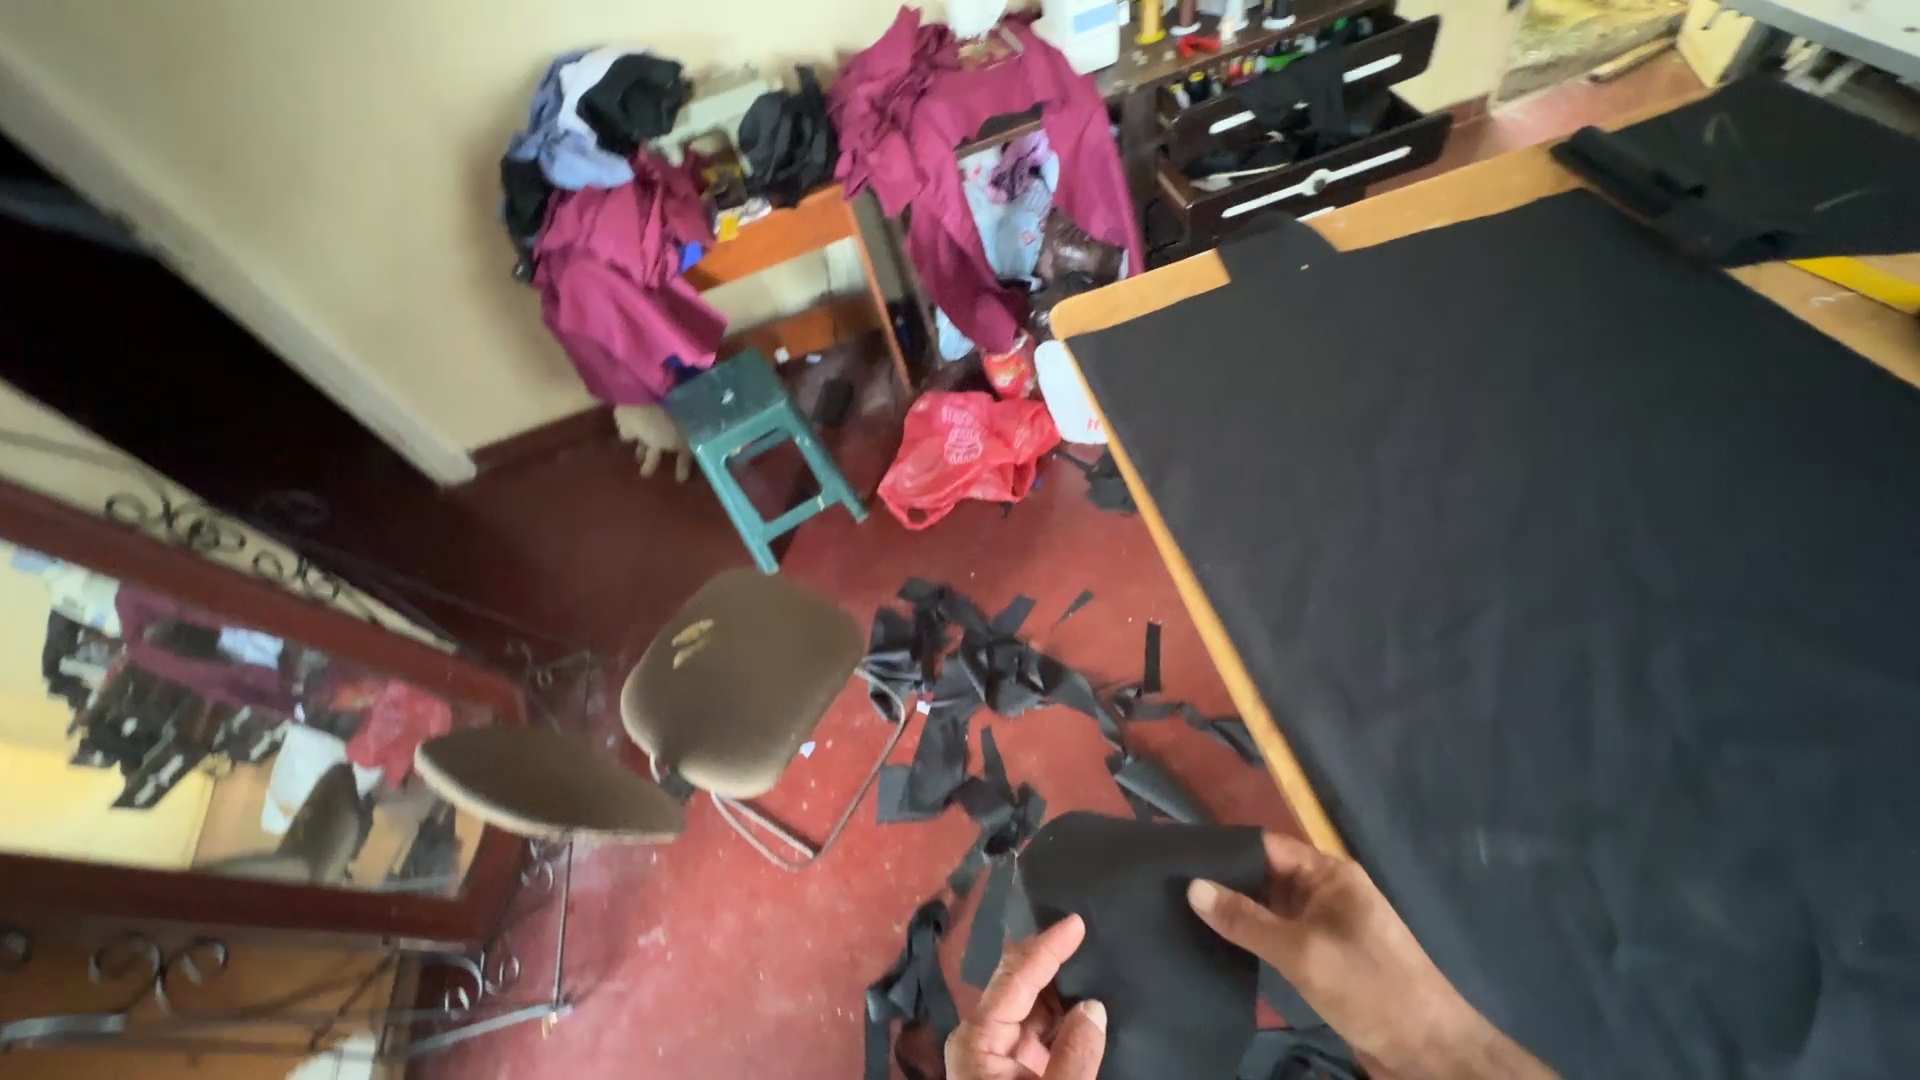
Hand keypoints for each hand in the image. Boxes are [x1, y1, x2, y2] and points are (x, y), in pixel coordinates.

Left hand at [947, 913, 1107, 1079]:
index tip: (1076, 922)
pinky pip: (1043, 1030)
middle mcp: (983, 1036)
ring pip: (1035, 1005)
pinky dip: (1065, 1015)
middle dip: (1051, 957)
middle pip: (1021, 983)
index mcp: (977, 1037)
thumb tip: (1093, 1007)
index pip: (1016, 977)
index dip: (1047, 946)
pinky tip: (1088, 1000)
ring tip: (1092, 956)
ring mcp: (999, 1053)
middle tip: (1084, 929)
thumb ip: (1073, 1056)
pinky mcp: (1017, 1069)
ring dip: (1062, 986)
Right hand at [1188, 833, 1553, 1079]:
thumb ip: (1245, 920)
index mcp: (1328, 873)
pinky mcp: (1321, 955)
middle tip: (1170, 884)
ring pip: (1268, 905)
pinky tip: (1215, 941)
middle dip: (1223, 879)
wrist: (1431, 1055)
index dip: (1224, 848)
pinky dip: (1250, 935)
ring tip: (1181, 909)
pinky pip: (1276, 932)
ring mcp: (1323, 924)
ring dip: (1234, 910)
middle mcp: (1324, 891)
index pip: (1265, 845)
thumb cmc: (1371, 988)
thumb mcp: (1302, 952)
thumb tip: (1192, 887)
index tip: (1180, 855)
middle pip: (1263, 873)